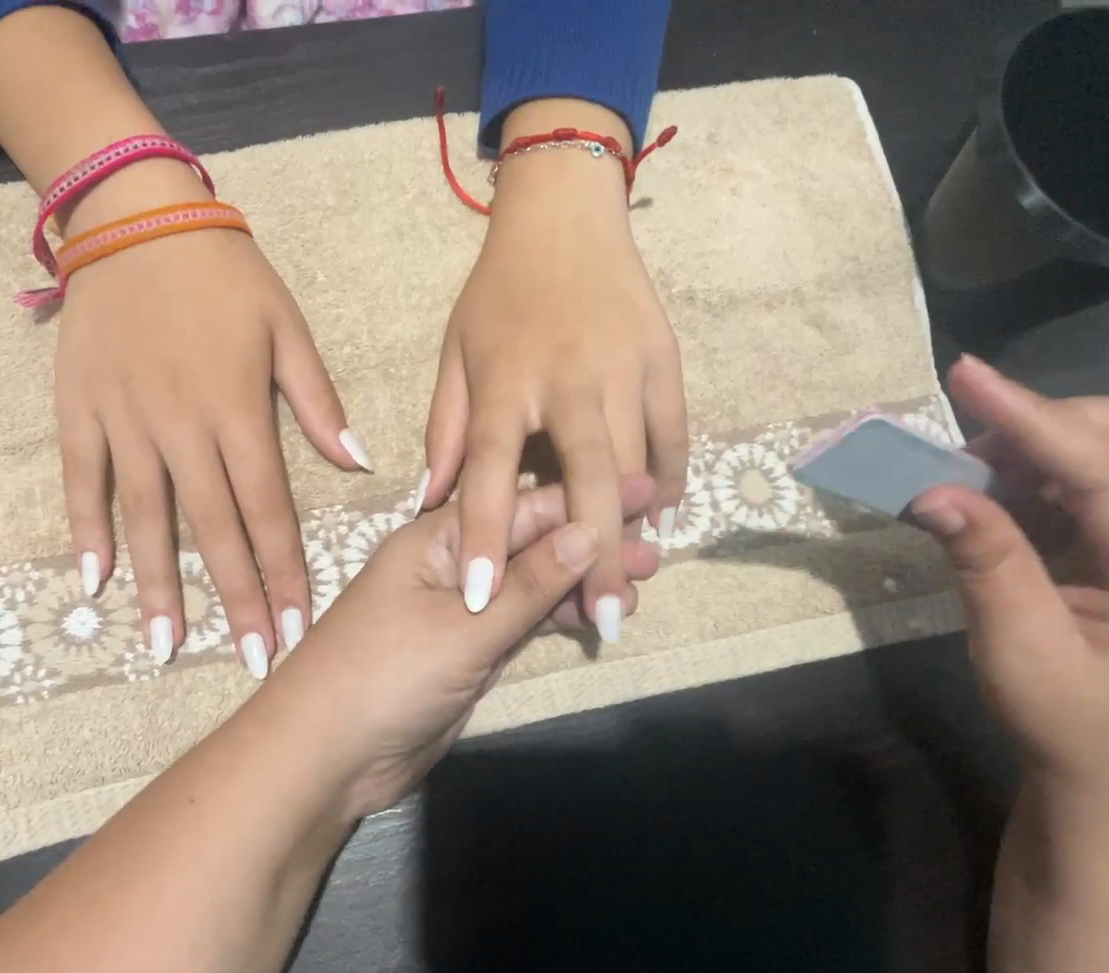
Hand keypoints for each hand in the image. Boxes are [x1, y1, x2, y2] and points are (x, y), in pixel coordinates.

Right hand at [53, 168, 365, 679]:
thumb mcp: (288, 328)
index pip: (269, 511)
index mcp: (240, 413)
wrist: (136, 219)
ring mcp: (125, 423)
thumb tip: (361, 462)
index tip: (296, 627)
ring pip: (147, 518)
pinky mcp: (79, 412)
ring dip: (158, 585)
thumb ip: (320, 402)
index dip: (285, 572)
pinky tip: (94, 582)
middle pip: (214, 530)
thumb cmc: (226, 276)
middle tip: (248, 658)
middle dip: (236, 598)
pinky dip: (86, 531)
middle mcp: (183, 430)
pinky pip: (82, 481)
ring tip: (165, 645)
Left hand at [262, 475, 662, 817]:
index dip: (583, 501)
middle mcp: (454, 564)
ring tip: (639, 585)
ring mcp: (461, 610)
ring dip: (579, 585)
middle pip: (531, 544)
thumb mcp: (463, 626)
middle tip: (654, 549)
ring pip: (531, 586)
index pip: (522, 507)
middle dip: (591, 546)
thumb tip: (591, 529)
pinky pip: (521, 623)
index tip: (642, 491)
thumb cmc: (384, 675)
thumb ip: (529, 583)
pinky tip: (594, 617)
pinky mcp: (466, 652)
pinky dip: (556, 619)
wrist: (326, 755)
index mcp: (441, 538)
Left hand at [424, 99, 685, 643]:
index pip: (491, 471)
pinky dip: (672, 478)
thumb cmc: (499, 294)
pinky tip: (662, 515)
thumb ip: (448, 429)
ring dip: (634, 527)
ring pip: (636, 465)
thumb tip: (434, 499)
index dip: (486, 537)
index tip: (482, 601)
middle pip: (587, 481)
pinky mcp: (665, 358)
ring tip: (629, 582)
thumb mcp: (456, 354)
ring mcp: (623, 367)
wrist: (564, 216)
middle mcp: (566, 379)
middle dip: (594, 557)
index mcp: (504, 381)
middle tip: (603, 621)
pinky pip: (674, 433)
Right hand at [908, 357, 1108, 802]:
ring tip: (982, 470)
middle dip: (1061, 420)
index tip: (966, 377)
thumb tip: (932, 492)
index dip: (1034, 418)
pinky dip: (1052, 471)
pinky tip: (1005, 496)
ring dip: (1057, 442)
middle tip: (975, 442)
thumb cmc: (1074, 729)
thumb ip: (986, 563)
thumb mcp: (1019, 653)